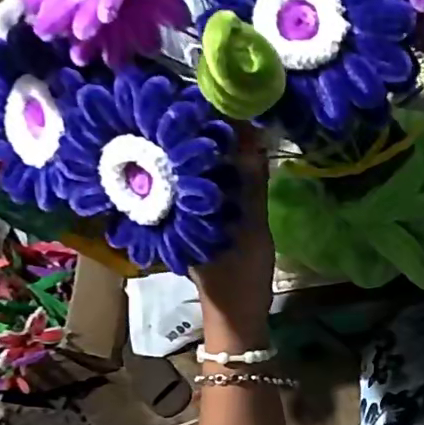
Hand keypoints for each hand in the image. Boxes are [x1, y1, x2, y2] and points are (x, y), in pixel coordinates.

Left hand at [191, 129, 273, 348]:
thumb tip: (252, 142)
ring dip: (212, 152)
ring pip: (195, 173)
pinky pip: (205, 187)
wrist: (236, 317)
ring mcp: (183, 214)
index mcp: (176, 206)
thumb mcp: (251, 231)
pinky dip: (219, 172)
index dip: (196, 129)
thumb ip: (252, 187)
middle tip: (228, 112)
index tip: (215, 108)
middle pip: (185, 160)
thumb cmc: (239, 277)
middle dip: (204, 136)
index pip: (181, 155)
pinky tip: (236, 161)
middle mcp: (171, 205)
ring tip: (234, 129)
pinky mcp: (197, 221)